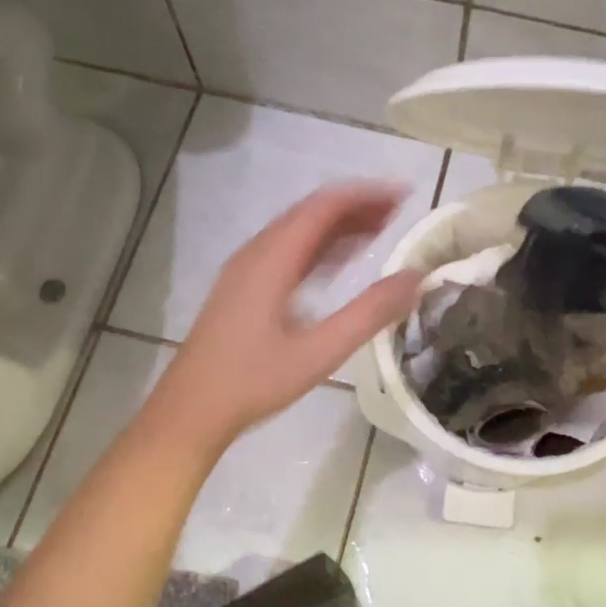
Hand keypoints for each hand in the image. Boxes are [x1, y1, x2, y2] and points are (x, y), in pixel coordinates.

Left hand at [150, 182, 422, 440]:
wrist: (189, 412)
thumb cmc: (253, 382)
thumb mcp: (319, 352)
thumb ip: (369, 313)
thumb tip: (415, 278)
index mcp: (272, 260)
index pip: (324, 206)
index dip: (367, 194)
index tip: (404, 194)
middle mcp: (256, 254)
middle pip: (311, 213)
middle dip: (356, 207)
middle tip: (399, 213)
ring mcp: (245, 271)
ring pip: (297, 232)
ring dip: (338, 227)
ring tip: (380, 231)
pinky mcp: (242, 290)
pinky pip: (286, 253)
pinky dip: (319, 248)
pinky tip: (340, 265)